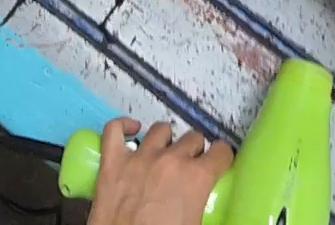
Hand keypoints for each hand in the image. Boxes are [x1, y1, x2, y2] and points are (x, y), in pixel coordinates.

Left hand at [86, 118, 233, 224]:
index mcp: (197, 178)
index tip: (217, 167)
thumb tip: (206, 207)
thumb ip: (205, 207)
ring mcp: (140, 158)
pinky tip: (132, 131)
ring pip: (160, 130)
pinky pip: (115, 130)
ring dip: (166, 142)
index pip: (221, 152)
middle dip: (193, 153)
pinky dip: (123, 126)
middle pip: (192, 139)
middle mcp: (171, 160)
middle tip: (188, 172)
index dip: (221, 160)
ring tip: (163, 156)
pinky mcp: (112, 164)